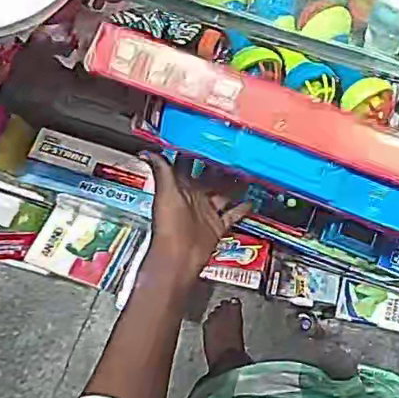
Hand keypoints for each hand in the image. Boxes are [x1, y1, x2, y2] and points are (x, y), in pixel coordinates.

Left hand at [141, 153, 251, 288]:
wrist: (178, 257)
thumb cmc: (169, 227)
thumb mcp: (166, 193)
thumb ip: (162, 171)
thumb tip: (147, 153)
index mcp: (181, 189)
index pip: (190, 167)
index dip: (199, 153)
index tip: (211, 139)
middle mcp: (195, 199)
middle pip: (211, 179)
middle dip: (222, 167)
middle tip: (236, 154)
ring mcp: (206, 212)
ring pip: (224, 194)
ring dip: (235, 185)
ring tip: (248, 173)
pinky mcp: (216, 226)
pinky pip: (232, 215)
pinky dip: (242, 209)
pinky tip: (251, 201)